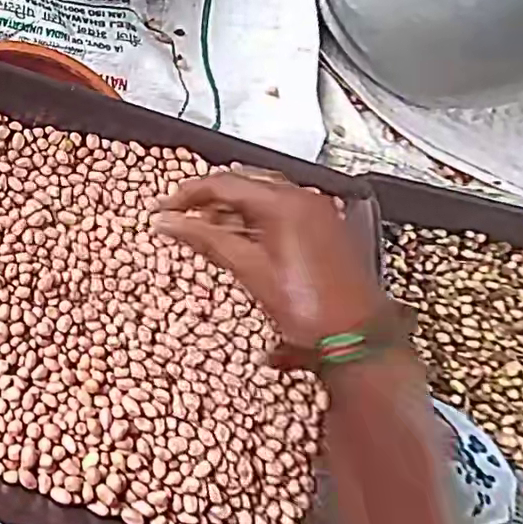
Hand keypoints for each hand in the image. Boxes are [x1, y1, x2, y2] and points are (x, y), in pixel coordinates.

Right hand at [147, 170, 383, 364]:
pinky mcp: (322, 229)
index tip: (164, 208)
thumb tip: (168, 222)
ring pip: (258, 196)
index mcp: (284, 204)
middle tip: (178, 215)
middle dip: (205, 198)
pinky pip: (276, 210)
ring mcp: (316, 213)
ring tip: (201, 229)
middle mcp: (303, 200)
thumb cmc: (311, 309)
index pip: (222, 183)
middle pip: (240, 183)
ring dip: (227, 208)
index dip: (187, 195)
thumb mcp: (247, 268)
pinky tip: (233, 238)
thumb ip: (204, 238)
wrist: (358, 340)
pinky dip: (249, 219)